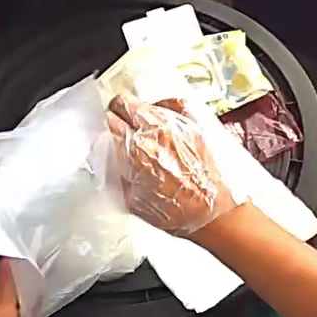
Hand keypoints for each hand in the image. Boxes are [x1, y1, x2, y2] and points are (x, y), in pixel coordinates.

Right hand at [105, 95, 237, 236]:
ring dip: (139, 112)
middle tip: (120, 125)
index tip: (107, 133)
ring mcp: (177, 125)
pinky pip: (174, 103)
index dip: (105, 128)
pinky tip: (163, 116)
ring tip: (142, 127)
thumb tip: (106, 156)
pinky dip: (165, 107)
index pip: (109, 122)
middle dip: (118, 114)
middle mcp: (155, 133)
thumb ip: (115, 172)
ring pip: (147, 102)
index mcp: (136, 152)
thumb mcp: (132, 200)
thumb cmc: (177, 213)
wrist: (212, 213)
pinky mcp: (195, 124)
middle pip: (124, 103)